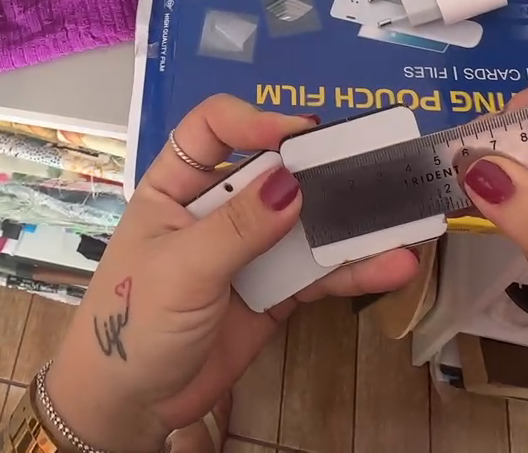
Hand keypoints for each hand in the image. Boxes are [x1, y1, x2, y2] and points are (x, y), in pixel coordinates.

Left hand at [44, 96, 420, 451]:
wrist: (130, 405)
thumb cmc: (133, 321)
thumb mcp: (181, 269)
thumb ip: (237, 229)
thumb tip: (291, 184)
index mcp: (176, 185)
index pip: (211, 130)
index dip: (252, 122)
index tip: (297, 134)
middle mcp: (215, 207)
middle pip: (269, 171)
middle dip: (315, 166)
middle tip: (364, 162)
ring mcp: (247, 250)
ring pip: (302, 222)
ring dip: (347, 220)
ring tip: (398, 216)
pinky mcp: (272, 292)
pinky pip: (315, 273)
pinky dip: (352, 270)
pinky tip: (391, 265)